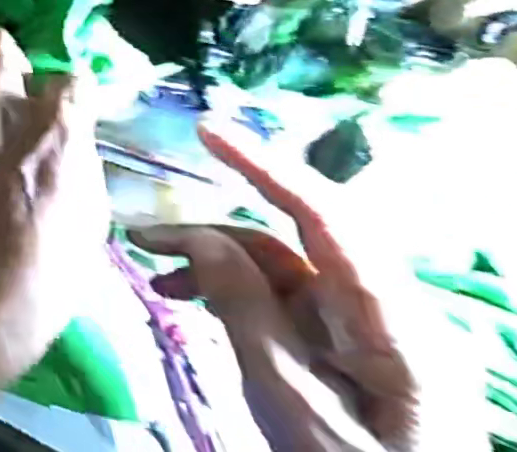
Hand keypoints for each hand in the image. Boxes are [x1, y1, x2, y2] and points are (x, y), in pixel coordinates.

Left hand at [0, 26, 109, 385]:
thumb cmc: (57, 252)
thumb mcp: (91, 203)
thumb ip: (75, 154)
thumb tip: (67, 141)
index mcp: (59, 123)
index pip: (72, 79)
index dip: (72, 91)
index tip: (71, 102)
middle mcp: (5, 104)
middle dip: (4, 49)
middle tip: (12, 74)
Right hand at [133, 125, 479, 451]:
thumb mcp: (293, 401)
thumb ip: (246, 313)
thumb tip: (199, 238)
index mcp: (393, 324)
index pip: (328, 219)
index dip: (266, 166)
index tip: (206, 130)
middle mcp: (382, 314)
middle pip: (286, 244)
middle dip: (209, 232)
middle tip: (140, 240)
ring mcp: (362, 331)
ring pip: (272, 268)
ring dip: (208, 263)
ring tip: (155, 278)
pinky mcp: (341, 346)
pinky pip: (275, 296)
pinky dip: (224, 289)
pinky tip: (186, 299)